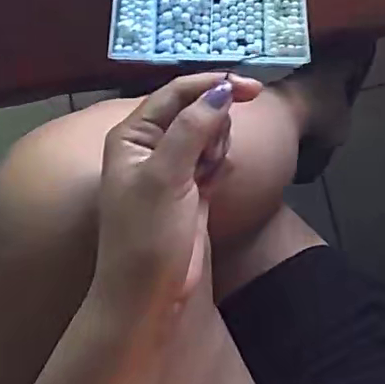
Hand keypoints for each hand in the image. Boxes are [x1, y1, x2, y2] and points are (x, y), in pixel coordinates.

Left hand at [91, 73, 263, 326]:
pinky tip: (211, 187)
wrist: (147, 297)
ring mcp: (172, 167)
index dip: (212, 86)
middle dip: (214, 127)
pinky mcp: (191, 188)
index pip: (176, 93)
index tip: (253, 90)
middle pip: (196, 111)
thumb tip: (220, 91)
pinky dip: (219, 167)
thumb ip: (191, 129)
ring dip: (217, 149)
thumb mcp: (165, 178)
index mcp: (132, 135)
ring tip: (205, 181)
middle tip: (207, 163)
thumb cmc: (147, 236)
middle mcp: (150, 145)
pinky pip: (213, 160)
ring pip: (209, 135)